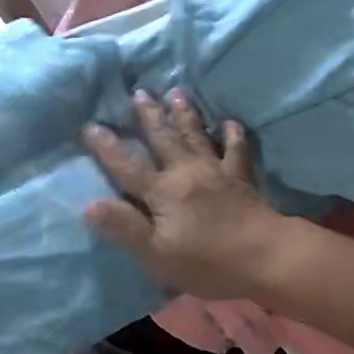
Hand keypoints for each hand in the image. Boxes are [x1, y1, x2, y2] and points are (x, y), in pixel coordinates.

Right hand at [82, 89, 284, 301]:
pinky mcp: (240, 178)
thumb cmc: (207, 262)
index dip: (108, 147)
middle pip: (164, 140)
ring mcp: (217, 172)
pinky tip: (230, 121)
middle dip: (150, 116)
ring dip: (186, 114)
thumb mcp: (157, 254)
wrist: (263, 254)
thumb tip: (89, 204)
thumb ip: (125, 228)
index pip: (127, 167)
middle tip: (139, 91)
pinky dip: (233, 134)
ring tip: (177, 92)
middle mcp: (187, 173)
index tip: (91, 124)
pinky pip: (236, 149)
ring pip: (197, 136)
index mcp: (162, 193)